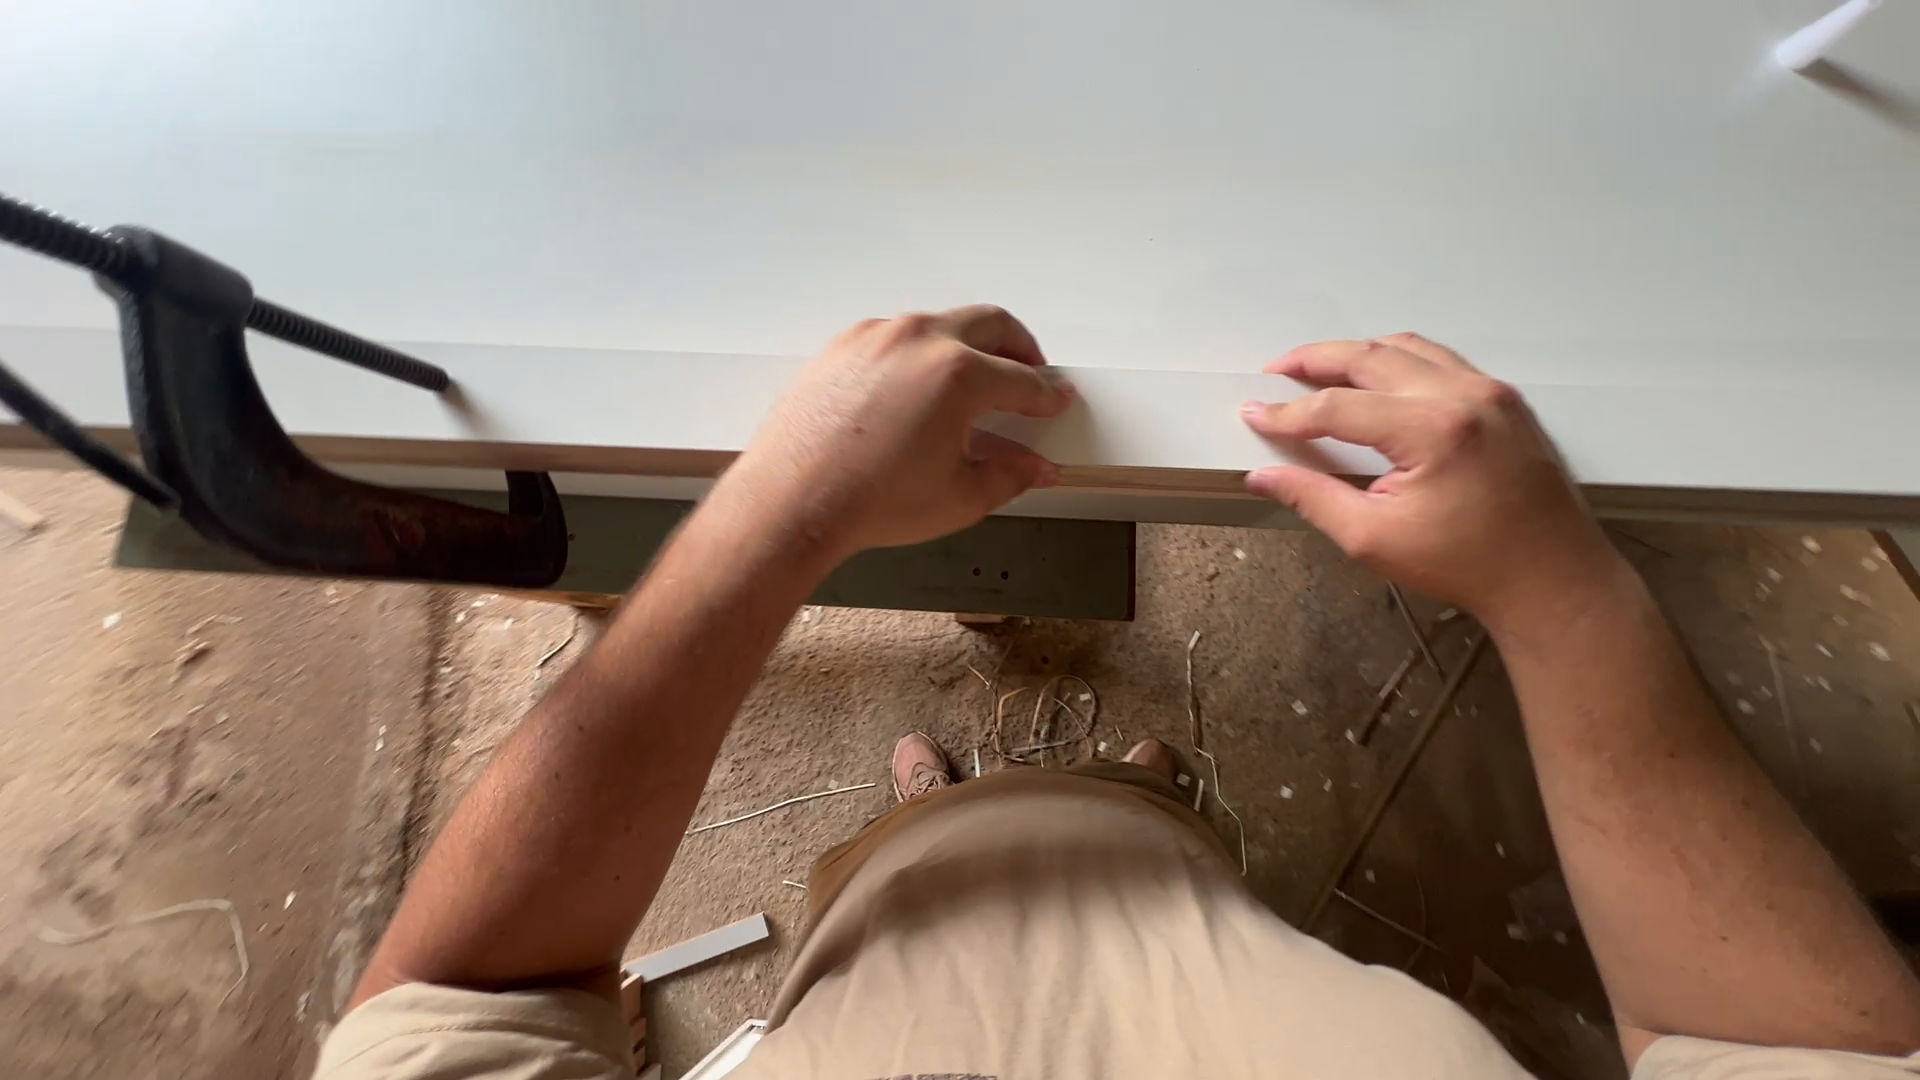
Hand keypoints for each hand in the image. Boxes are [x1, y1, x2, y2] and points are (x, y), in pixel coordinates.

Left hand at [717, 305, 1071, 560]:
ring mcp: (875, 337)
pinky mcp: (842, 347)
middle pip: (990, 323)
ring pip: (940, 324)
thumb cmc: (874, 501)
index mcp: (959, 373)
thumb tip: (1037, 469)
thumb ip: (1010, 476)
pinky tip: (917, 388)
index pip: (1022, 379)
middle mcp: (919, 339)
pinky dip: (921, 353)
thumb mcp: (959, 497)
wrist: (793, 500)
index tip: (1056, 399)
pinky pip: (895, 337)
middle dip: (1020, 346)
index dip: (1047, 394)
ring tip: (974, 380)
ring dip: (968, 345)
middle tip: (1030, 371)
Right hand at [1240, 333, 1624, 627]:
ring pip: (1408, 348)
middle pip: (1371, 357)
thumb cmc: (1461, 564)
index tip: (1252, 414)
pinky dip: (1395, 361)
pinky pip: (1439, 360)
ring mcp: (1490, 392)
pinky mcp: (1504, 400)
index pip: (1338, 407)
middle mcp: (1464, 395)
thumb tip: (1261, 476)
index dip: (1287, 412)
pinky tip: (1372, 380)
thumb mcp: (1371, 538)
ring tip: (1316, 368)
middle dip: (1316, 359)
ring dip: (1356, 354)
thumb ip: (1311, 497)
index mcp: (1432, 429)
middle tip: (1275, 370)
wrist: (1551, 579)